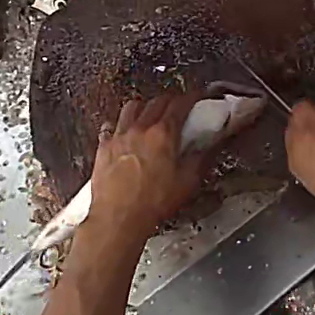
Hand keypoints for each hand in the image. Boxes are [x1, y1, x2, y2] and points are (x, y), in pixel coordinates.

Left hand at [85, 94, 208, 248]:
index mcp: (163, 135)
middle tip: (177, 105)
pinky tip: (124, 131)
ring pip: (132, 107)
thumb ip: (201, 159)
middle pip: (156, 101)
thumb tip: (209, 146)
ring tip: (150, 113)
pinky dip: (120, 124)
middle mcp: (140, 129)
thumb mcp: (187, 182)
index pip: (179, 104)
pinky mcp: (104, 147)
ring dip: (144, 106)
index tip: (196, 97)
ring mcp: (119, 136)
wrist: (118, 218)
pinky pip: (111, 126)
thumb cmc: (151, 203)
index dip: (191, 97)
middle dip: (170, 100)